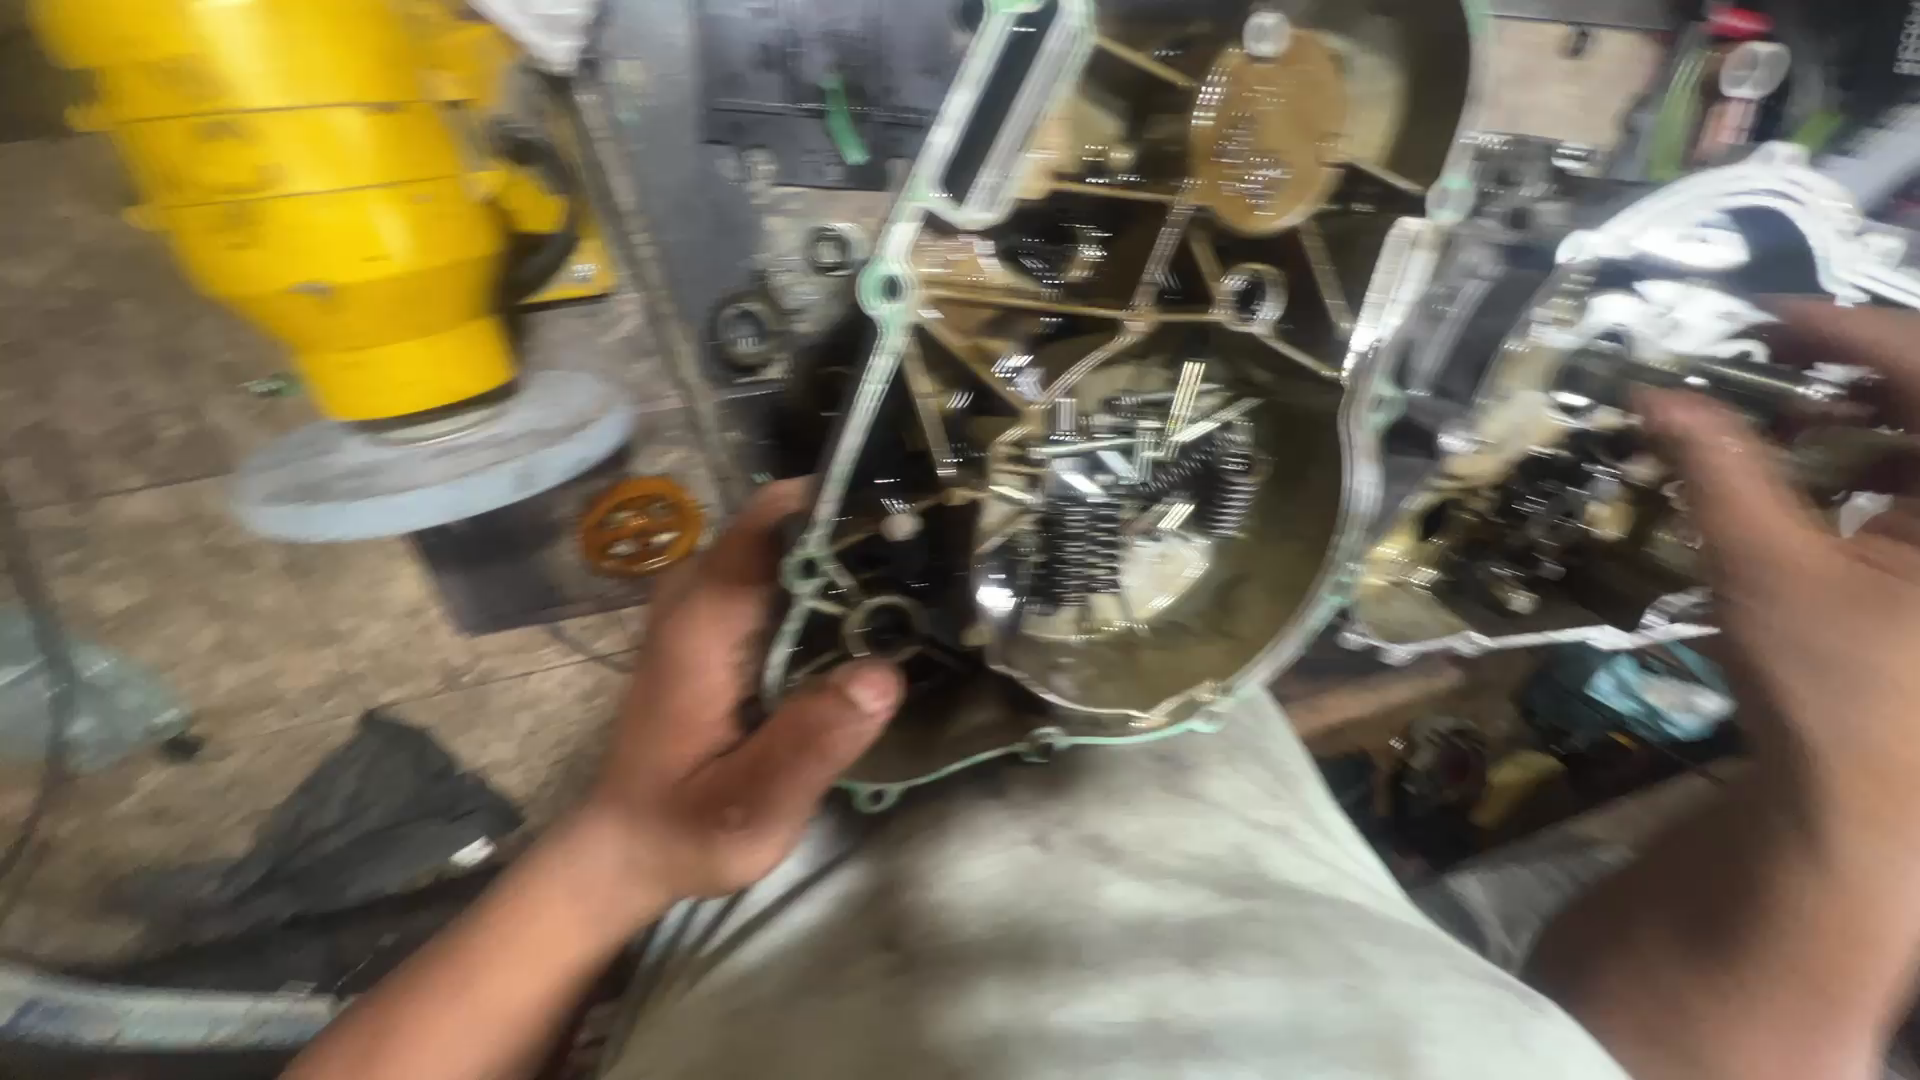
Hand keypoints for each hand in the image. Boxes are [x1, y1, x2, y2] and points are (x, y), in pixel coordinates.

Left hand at [571, 479, 903, 909]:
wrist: (630, 845)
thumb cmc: (687, 828)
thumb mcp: (752, 807)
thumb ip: (810, 743)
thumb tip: (885, 673)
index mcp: (705, 620)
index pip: (772, 520)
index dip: (841, 505)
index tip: (911, 520)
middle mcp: (699, 593)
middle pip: (788, 524)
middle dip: (858, 531)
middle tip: (933, 562)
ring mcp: (704, 604)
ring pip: (786, 546)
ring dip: (847, 556)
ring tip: (917, 583)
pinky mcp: (717, 624)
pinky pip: (779, 575)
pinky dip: (827, 583)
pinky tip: (872, 615)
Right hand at [1640, 302, 1919, 850]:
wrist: (1873, 787)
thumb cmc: (1830, 681)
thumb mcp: (1761, 565)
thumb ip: (1715, 469)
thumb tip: (1656, 396)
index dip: (1848, 334)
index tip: (1759, 316)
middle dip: (1853, 368)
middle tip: (1759, 362)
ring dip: (1854, 414)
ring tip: (1770, 419)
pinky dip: (1866, 460)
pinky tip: (1806, 470)